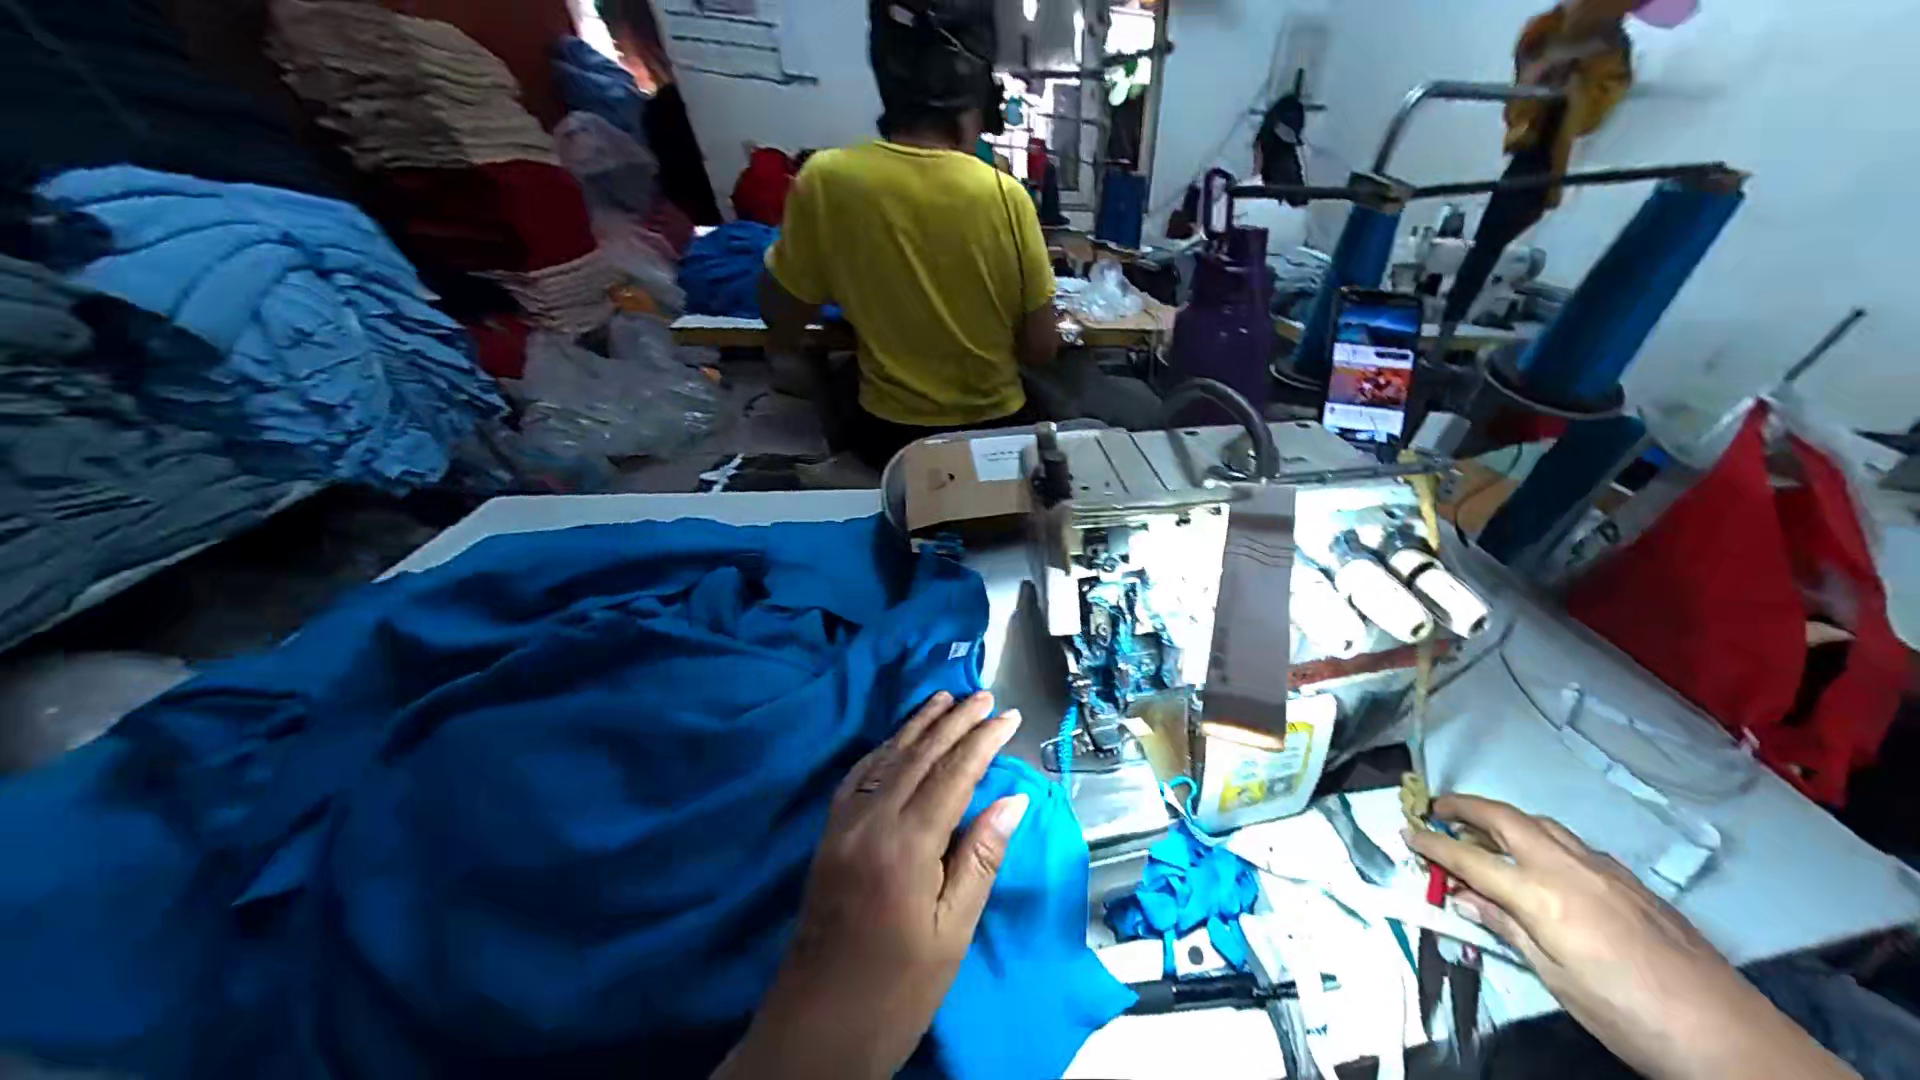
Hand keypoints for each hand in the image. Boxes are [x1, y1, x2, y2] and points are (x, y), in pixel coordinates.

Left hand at [714, 691, 1027, 1079]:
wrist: (816, 1027)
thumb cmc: (897, 989)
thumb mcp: (952, 932)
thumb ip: (980, 857)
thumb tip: (1012, 800)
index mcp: (905, 845)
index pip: (953, 774)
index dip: (982, 741)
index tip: (1007, 716)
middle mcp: (870, 821)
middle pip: (918, 755)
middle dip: (954, 722)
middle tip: (982, 696)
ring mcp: (843, 824)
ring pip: (886, 757)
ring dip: (918, 725)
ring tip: (945, 698)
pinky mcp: (829, 834)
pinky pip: (859, 775)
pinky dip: (885, 748)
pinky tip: (898, 739)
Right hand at [1409, 795, 1856, 1079]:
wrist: (1735, 1042)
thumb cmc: (1628, 1016)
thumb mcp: (1555, 979)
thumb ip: (1506, 928)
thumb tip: (1462, 897)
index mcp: (1541, 896)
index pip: (1468, 859)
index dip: (1431, 845)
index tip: (1405, 832)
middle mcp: (1568, 869)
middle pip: (1503, 818)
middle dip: (1463, 806)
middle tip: (1435, 808)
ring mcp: (1604, 870)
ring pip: (1540, 823)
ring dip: (1502, 817)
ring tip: (1479, 828)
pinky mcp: (1632, 881)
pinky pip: (1572, 843)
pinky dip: (1540, 837)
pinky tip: (1540, 859)